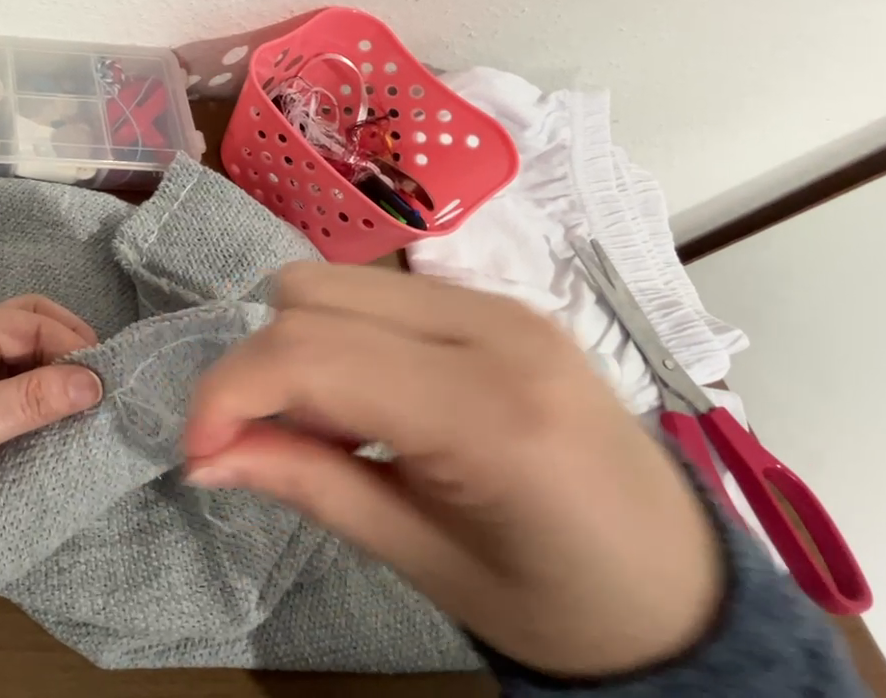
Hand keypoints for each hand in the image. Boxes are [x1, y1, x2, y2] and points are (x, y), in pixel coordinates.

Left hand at [0, 295, 104, 550]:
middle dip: (68, 347)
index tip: (112, 379)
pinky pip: (12, 388)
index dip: (72, 345)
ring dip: (57, 372)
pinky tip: (65, 414)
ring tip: (96, 398)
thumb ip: (29, 400)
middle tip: (107, 381)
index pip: (28, 323)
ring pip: (22, 358)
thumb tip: (95, 381)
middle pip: (27, 328)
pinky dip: (40, 395)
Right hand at [180, 264, 723, 678]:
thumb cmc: (559, 603)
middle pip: (307, 297)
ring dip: (290, 345)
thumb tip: (201, 457)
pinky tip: (359, 398)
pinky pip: (369, 291)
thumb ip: (305, 484)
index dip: (228, 393)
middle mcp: (494, 328)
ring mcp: (498, 303)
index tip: (198, 452)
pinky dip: (331, 335)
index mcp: (490, 410)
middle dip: (254, 368)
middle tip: (259, 443)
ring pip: (329, 282)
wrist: (687, 595)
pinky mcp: (493, 301)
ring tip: (317, 422)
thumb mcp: (420, 559)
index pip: (310, 355)